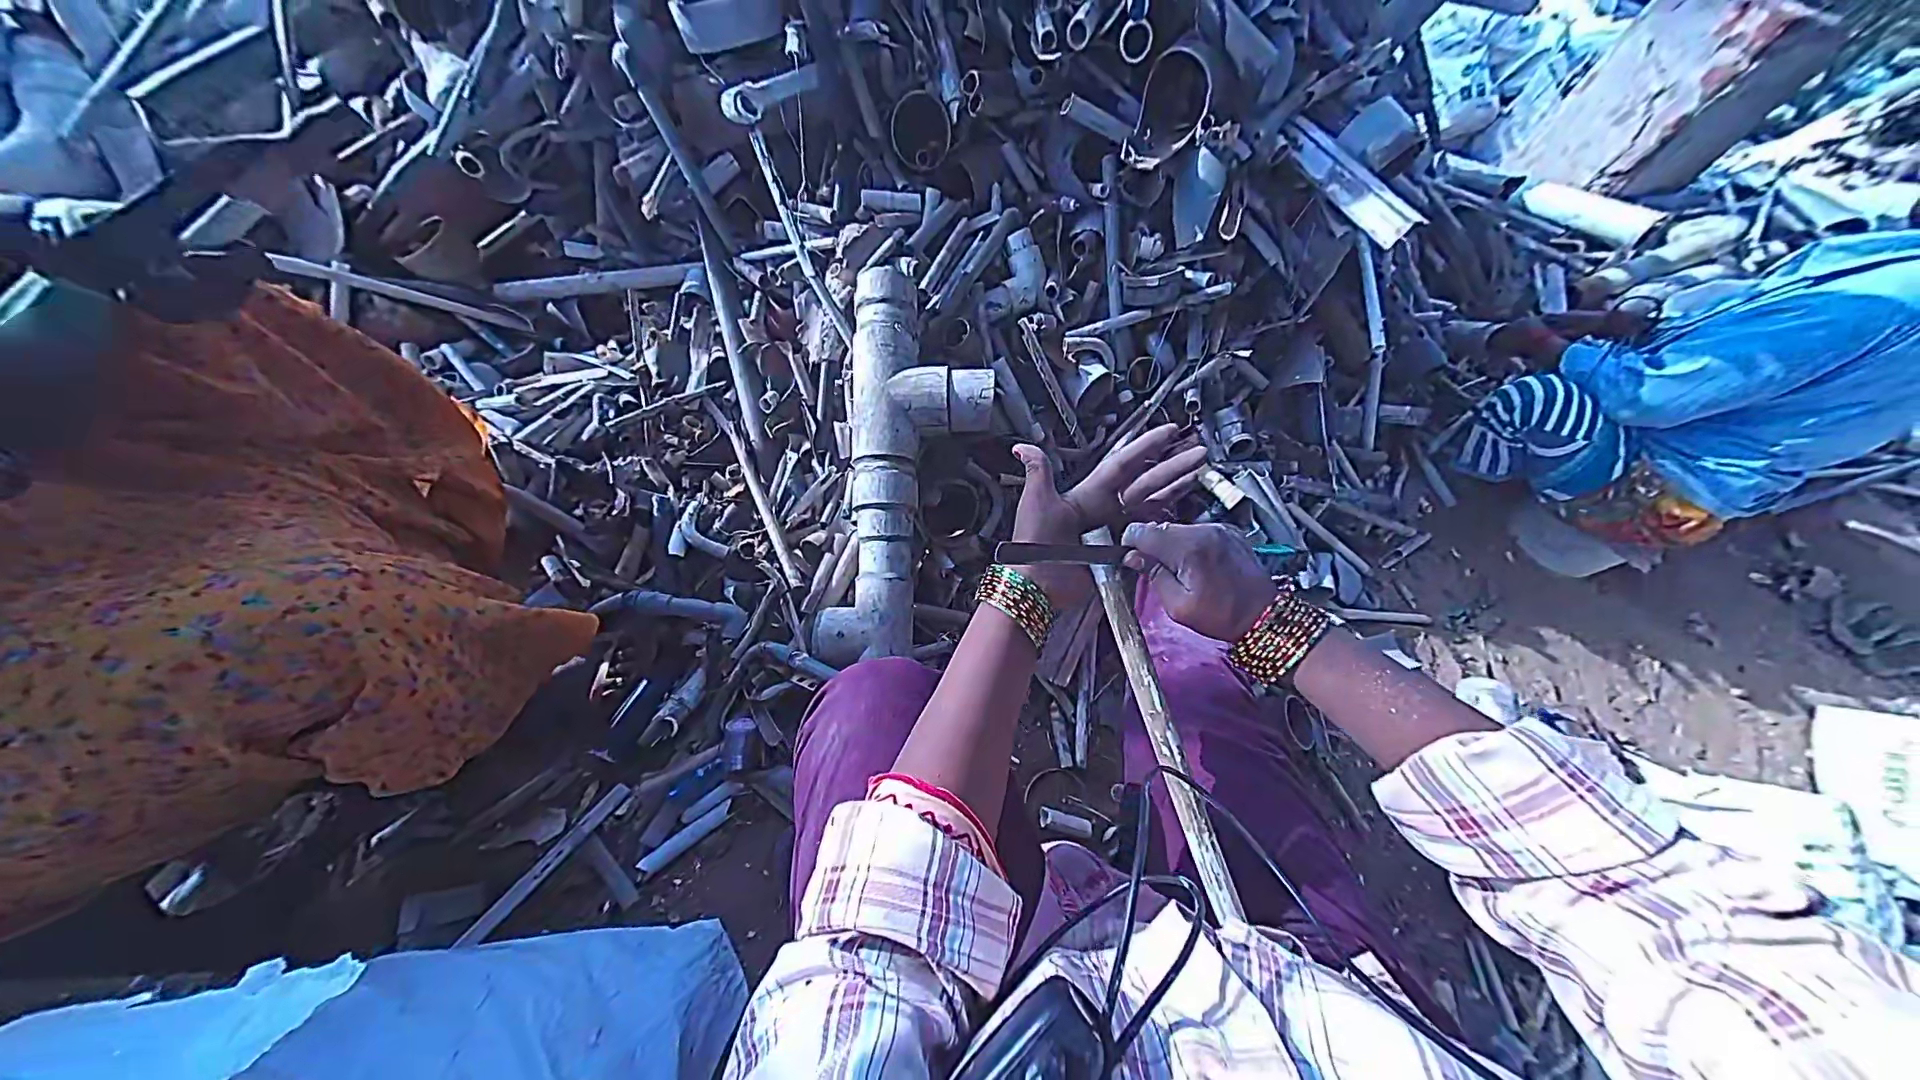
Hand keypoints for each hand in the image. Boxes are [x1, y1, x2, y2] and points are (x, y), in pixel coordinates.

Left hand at [1007, 424, 1207, 608]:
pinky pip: (1148, 534)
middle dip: (1172, 466)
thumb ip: (1038, 471)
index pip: (1123, 463)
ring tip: (1198, 472)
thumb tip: (1022, 446)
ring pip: (1152, 504)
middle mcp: (1104, 510)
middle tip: (1196, 452)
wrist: (1037, 582)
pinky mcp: (1120, 552)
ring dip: (1175, 488)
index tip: (1167, 432)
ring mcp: (1114, 531)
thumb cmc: (1033, 542)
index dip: (1146, 446)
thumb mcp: (1036, 500)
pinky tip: (1183, 511)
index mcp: (1088, 494)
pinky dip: (1166, 524)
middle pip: (1146, 481)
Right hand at [1121, 522, 1277, 641]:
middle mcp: (1204, 531)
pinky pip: (1196, 532)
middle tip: (1154, 570)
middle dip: (1151, 546)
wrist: (1266, 616)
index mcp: (1188, 548)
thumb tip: (1132, 558)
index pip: (1142, 531)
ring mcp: (1218, 529)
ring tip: (1177, 570)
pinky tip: (1194, 564)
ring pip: (1177, 529)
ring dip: (1170, 545)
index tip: (1130, 558)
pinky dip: (1188, 544)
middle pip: (1159, 527)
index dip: (1130, 544)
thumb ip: (1154, 576)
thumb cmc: (1223, 616)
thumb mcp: (1179, 606)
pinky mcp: (1228, 533)